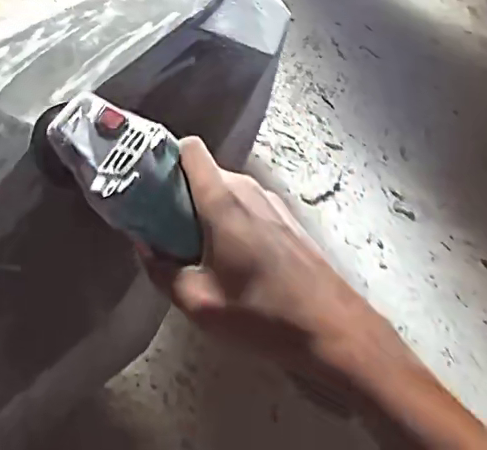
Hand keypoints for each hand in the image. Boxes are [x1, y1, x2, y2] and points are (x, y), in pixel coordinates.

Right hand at [143, 138, 381, 374]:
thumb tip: (144, 248)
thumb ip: (162, 271)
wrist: (342, 338)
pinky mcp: (289, 221)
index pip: (189, 148)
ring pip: (226, 188)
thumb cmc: (268, 318)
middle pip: (204, 171)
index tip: (148, 179)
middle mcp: (248, 191)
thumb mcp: (200, 305)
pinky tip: (234, 258)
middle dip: (181, 191)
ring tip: (199, 245)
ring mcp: (272, 203)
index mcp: (223, 201)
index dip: (165, 156)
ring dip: (207, 207)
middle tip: (166, 224)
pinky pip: (248, 204)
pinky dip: (232, 219)